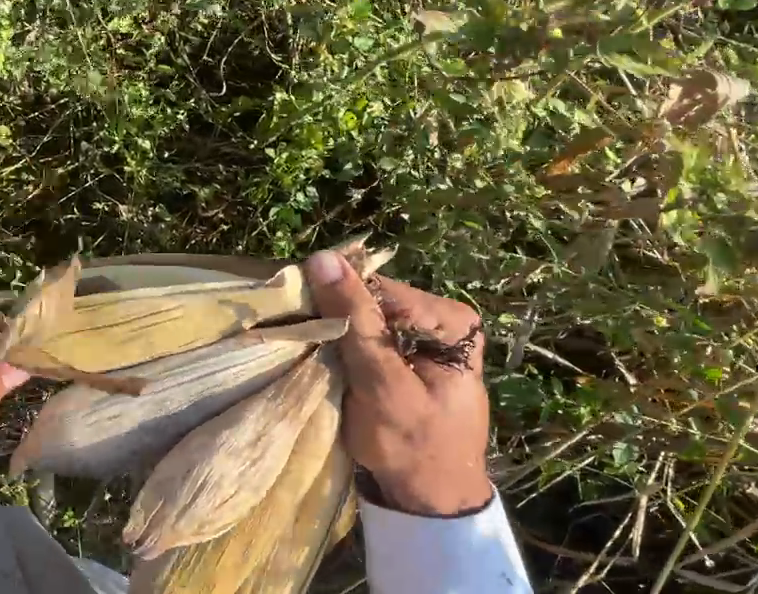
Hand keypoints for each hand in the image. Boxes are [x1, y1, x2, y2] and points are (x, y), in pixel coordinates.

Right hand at [304, 251, 493, 516]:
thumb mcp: (382, 381)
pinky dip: (335, 340)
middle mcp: (438, 318)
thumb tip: (322, 256)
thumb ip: (354, 318)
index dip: (335, 301)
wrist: (424, 500)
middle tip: (307, 340)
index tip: (308, 325)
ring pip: (356, 312)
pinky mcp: (396, 352)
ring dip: (328, 327)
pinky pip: (356, 330)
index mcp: (451, 321)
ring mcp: (417, 335)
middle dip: (332, 313)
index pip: (375, 287)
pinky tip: (320, 354)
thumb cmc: (413, 445)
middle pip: (366, 297)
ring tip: (308, 347)